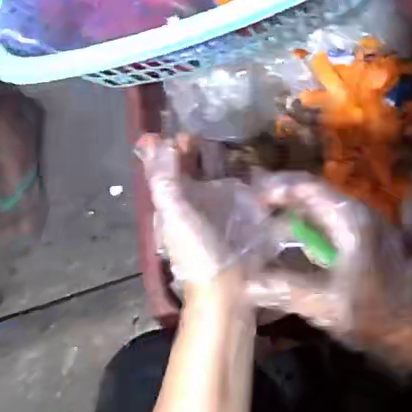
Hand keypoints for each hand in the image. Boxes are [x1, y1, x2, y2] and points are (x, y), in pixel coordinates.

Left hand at [136, 135, 259, 299]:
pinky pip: (249, 178)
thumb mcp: (175, 214)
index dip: (168, 146)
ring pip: (222, 166)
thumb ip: (165, 179)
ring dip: (224, 151)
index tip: (177, 129)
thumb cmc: (197, 253)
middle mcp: (198, 195)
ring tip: (231, 130)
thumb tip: (156, 141)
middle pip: (195, 161)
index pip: (167, 164)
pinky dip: (250, 166)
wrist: (231, 286)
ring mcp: (224, 199)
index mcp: (174, 198)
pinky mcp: (249, 205)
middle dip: (196, 143)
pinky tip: (256, 157)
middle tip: (203, 126)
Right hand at [246, 173, 411, 356]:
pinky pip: (331, 221)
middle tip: (249, 210)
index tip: (247, 197)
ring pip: (321, 207)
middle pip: (313, 193)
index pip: (306, 187)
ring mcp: (365, 224)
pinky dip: (308, 225)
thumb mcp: (327, 306)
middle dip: (280, 198)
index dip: (275, 187)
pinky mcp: (367, 238)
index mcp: (349, 219)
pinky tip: (291, 242)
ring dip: (293, 212)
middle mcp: (358, 212)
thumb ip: (285, 290)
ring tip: (263, 224)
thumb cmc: (377, 313)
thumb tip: (246, 283)